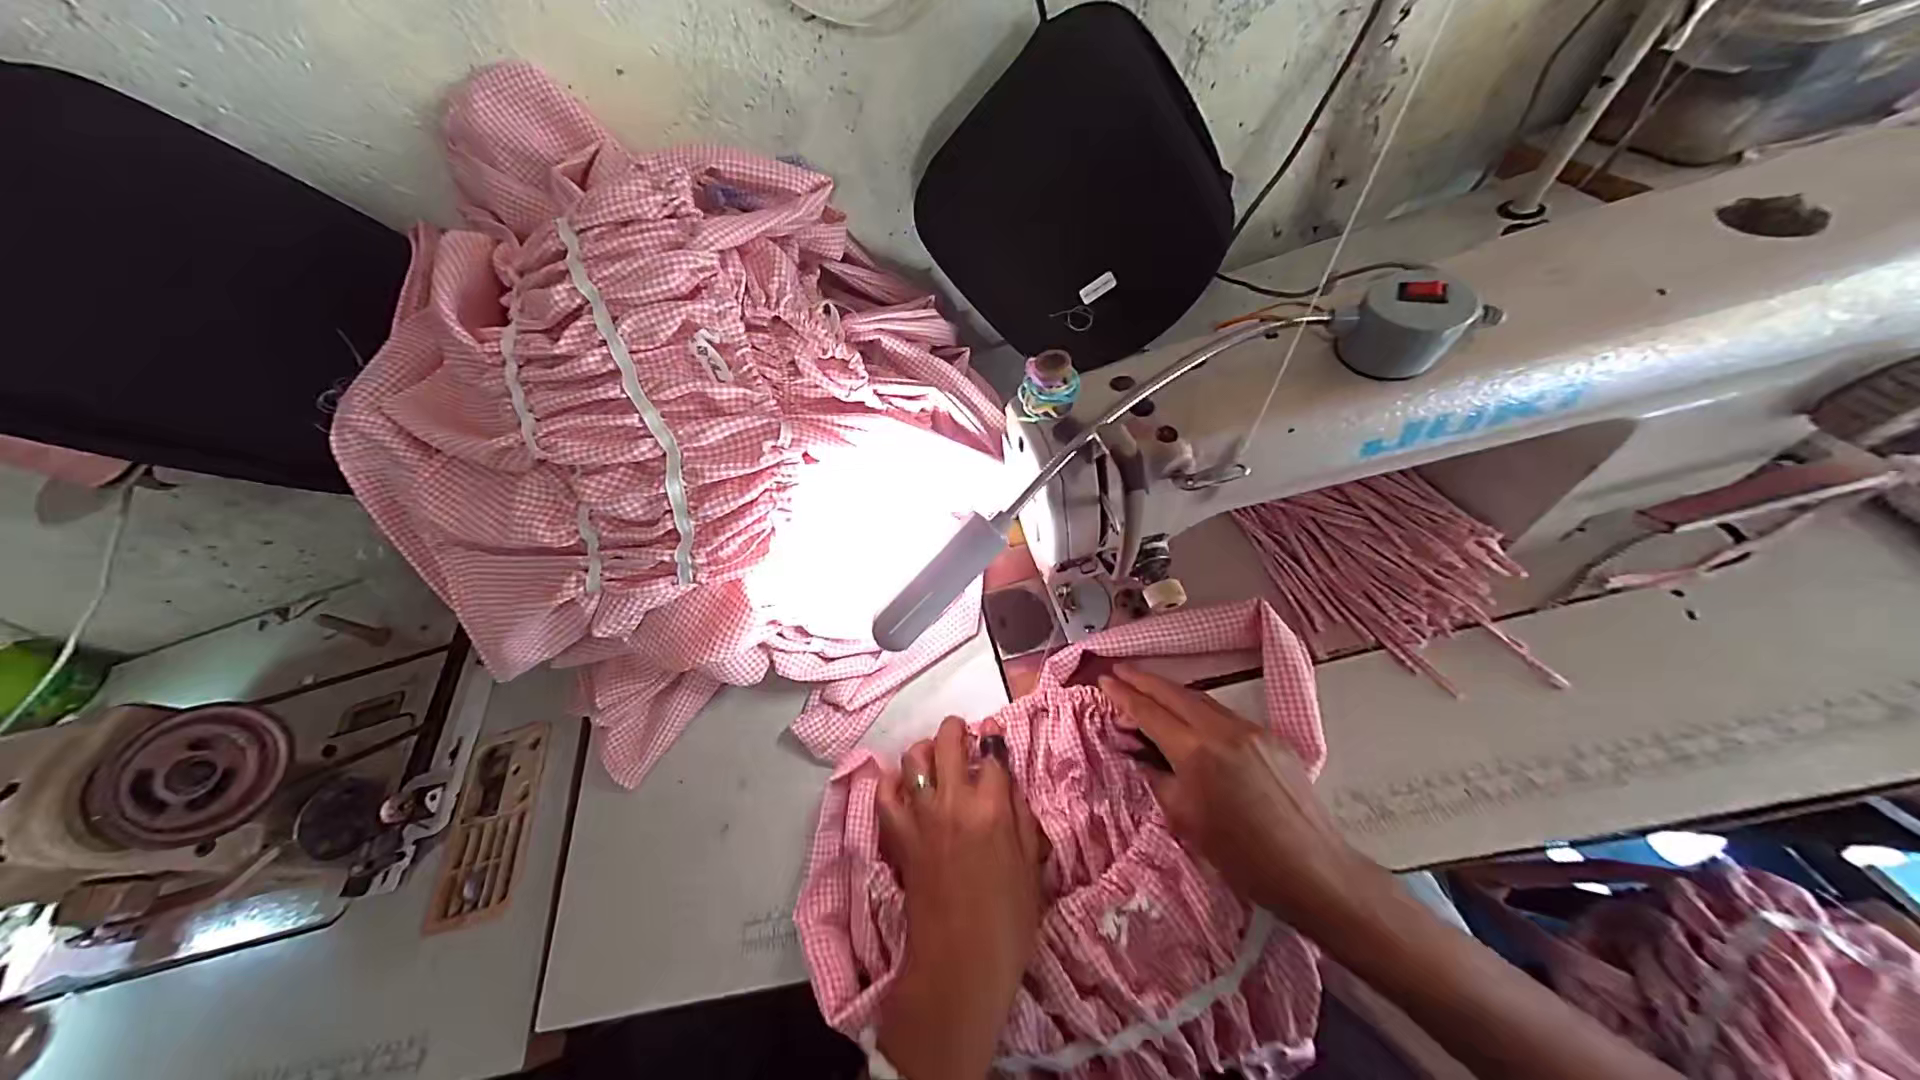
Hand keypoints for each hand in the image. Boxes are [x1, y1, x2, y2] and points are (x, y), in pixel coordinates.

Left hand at [876, 715, 1045, 1079]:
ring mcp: (921, 816)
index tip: (992, 739)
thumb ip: (1022, 818)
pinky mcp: (898, 836)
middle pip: (949, 741)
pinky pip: (884, 794)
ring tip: (934, 756)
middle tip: (962, 733)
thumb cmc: (1008, 920)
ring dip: (925, 750)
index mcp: (992, 807)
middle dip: (957, 729)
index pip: (991, 755)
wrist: (961, 962)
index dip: (993, 742)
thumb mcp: (1031, 866)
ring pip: (913, 758)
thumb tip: (1009, 784)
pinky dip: (891, 782)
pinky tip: (903, 784)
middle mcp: (954, 801)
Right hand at [1098, 664, 1379, 931]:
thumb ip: (1158, 779)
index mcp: (1196, 751)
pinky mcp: (1272, 739)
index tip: (1104, 680)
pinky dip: (1200, 709)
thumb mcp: (1185, 820)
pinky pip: (1226, 715)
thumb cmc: (1241, 857)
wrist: (1313, 870)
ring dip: (1172, 692)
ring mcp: (1252, 731)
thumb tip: (1142, 756)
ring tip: (1149, 688)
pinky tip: (1191, 717)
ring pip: (1202, 700)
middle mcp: (1223, 730)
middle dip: (1144, 680)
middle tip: (1119, 670)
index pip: (1150, 712)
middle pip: (1176, 694)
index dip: (1124, 695)